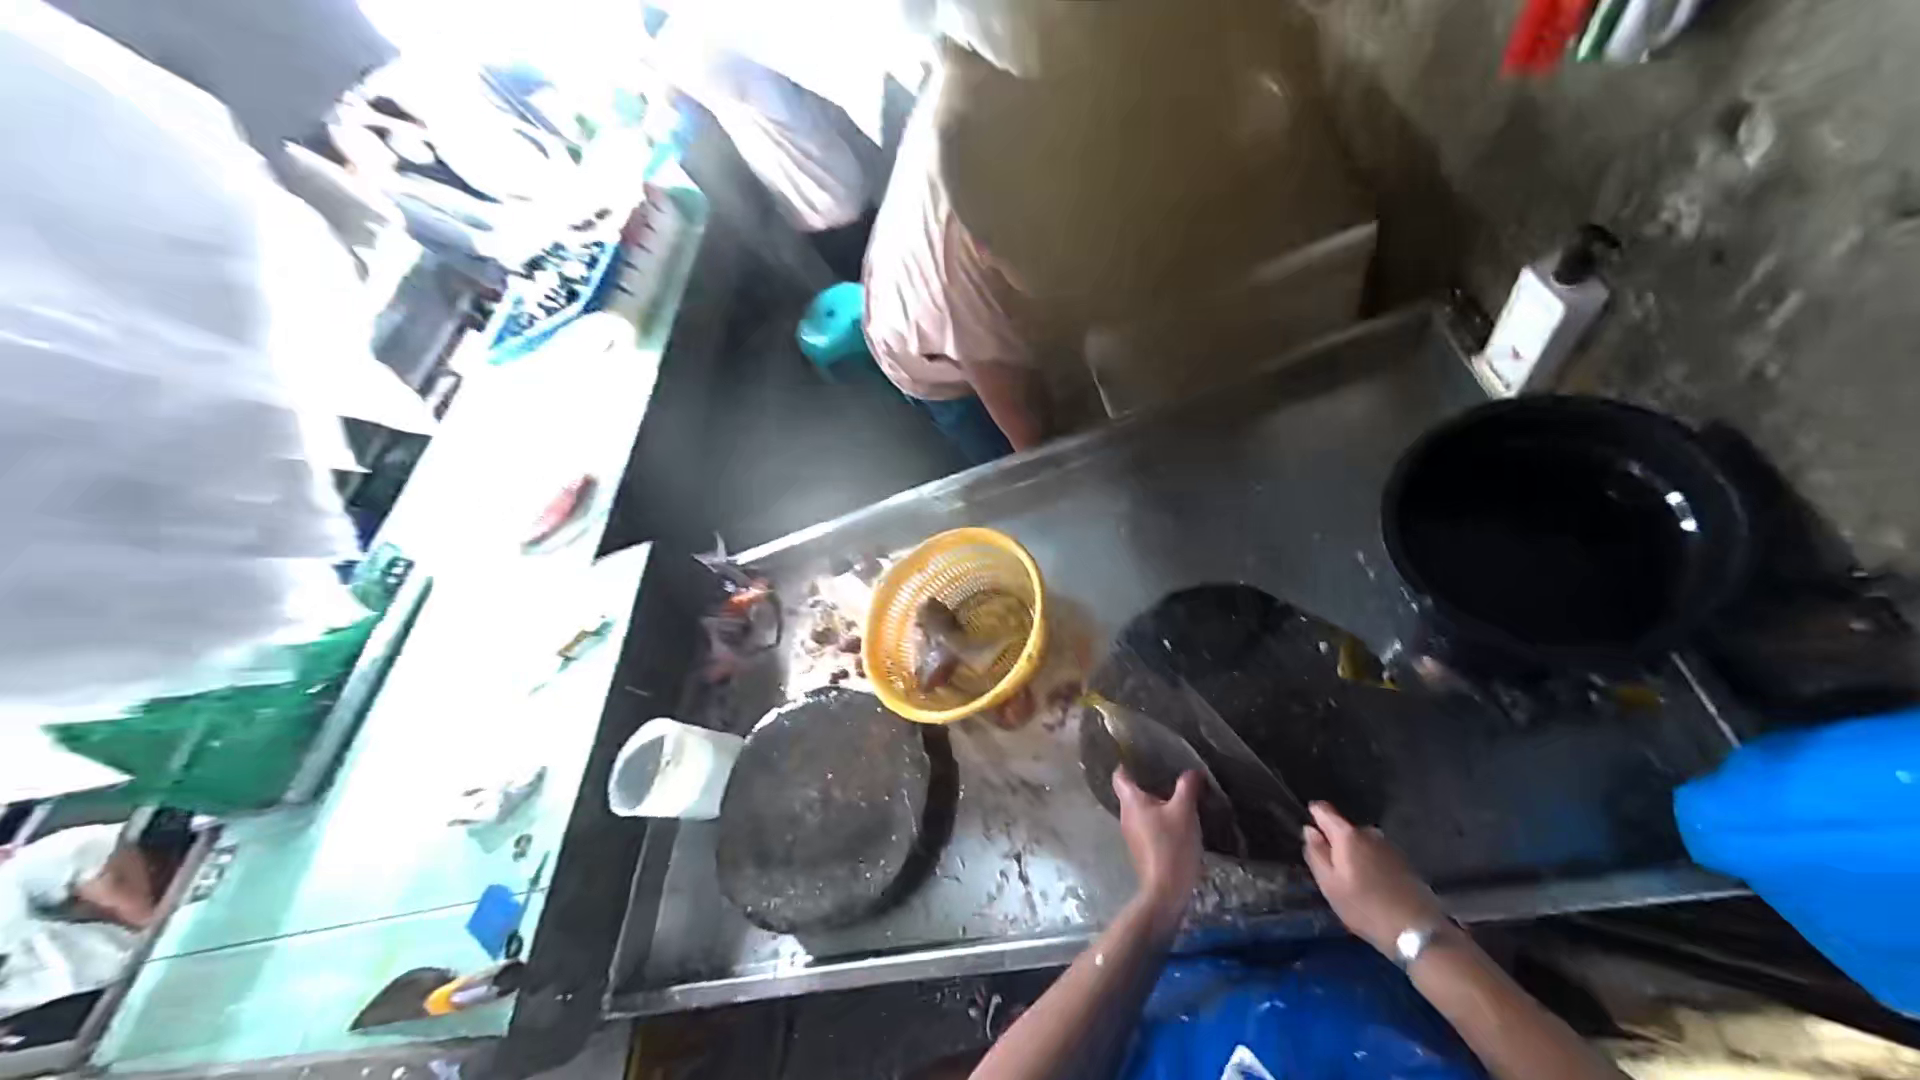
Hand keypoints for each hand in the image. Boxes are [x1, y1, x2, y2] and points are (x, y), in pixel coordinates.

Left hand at [1112, 767, 1201, 930]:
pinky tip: (1178, 819)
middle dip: (1149, 781)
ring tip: (1177, 794)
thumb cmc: (1172, 845)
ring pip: (1142, 808)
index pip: (1120, 774)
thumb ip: (1187, 787)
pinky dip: (1160, 817)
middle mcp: (1126, 814)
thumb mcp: (1185, 811)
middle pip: (1132, 791)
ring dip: (1157, 801)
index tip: (1143, 754)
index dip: (1128, 762)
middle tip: (1169, 772)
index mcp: (1130, 801)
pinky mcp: (1142, 847)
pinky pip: (1149, 824)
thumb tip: (1193, 771)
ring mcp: (1132, 833)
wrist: (1166, 890)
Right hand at [1302, 801, 1443, 955]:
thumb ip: (1315, 853)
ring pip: (1363, 844)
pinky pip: (1379, 857)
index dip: (1313, 816)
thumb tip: (1310, 830)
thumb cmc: (1365, 907)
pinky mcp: (1407, 864)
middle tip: (1334, 871)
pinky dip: (1373, 866)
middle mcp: (1370, 833)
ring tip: (1355, 883)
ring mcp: (1391, 848)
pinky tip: (1375, 889)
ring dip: (1356, 857)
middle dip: (1336, 844)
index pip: (1323, 809)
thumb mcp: (1329, 884)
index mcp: (1347, 835)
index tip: (1310, 834)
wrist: (1419, 933)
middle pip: (1344, 829)